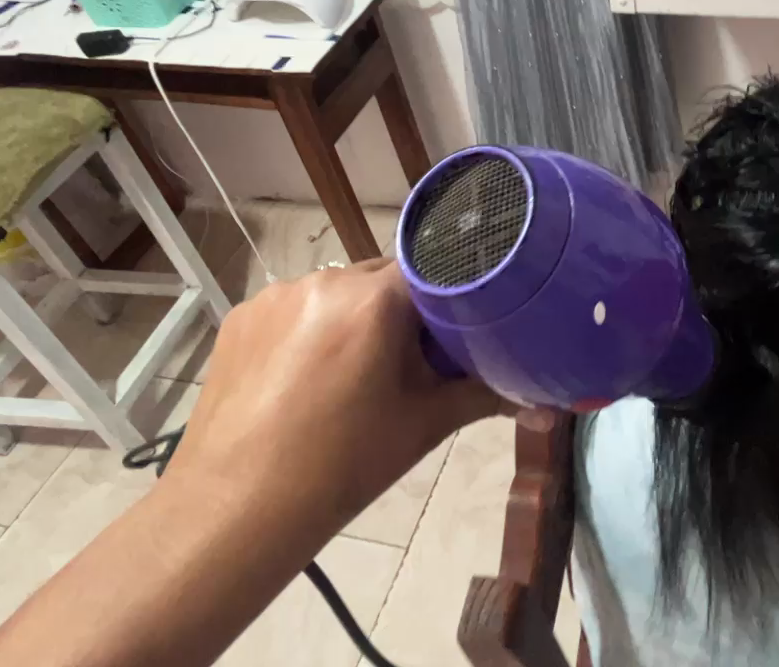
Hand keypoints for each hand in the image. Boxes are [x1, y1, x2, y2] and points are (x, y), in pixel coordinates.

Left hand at [165, 259, 504, 530]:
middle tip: (408, 359)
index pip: (432, 268)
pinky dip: (309, 328)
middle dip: (401, 308)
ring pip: (338, 290)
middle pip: (383, 277)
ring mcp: (275, 296)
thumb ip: (486, 396)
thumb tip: (545, 401)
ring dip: (354, 316)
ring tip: (350, 371)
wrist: (234, 511)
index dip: (450, 293)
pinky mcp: (240, 316)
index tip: (458, 326)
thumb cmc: (342, 465)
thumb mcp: (425, 425)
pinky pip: (295, 306)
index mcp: (374, 300)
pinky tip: (304, 376)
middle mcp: (324, 281)